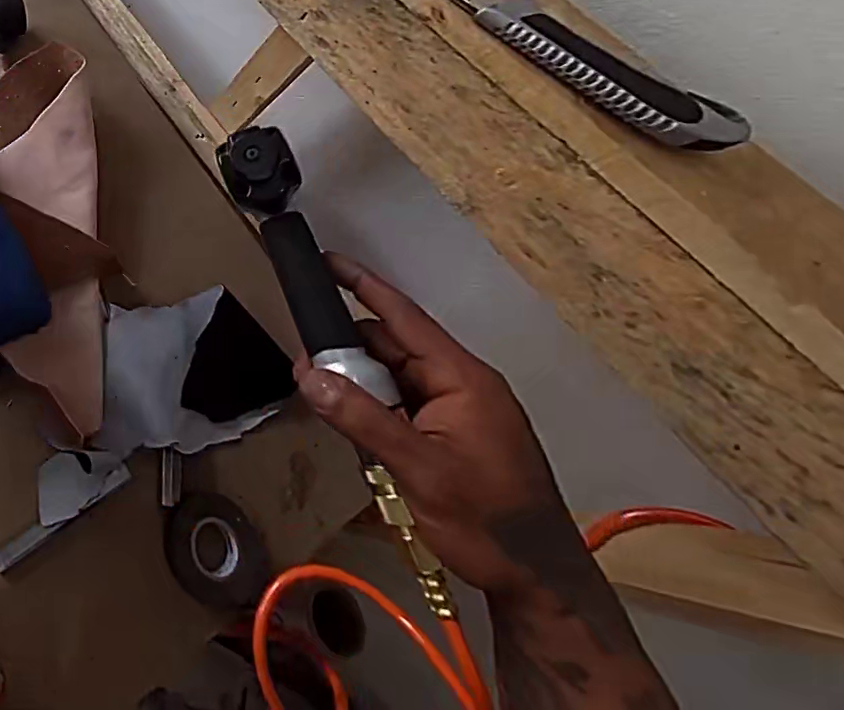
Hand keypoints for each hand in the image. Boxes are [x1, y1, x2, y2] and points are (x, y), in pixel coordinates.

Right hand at [295, 253, 585, 604]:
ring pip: (389, 376)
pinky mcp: (445, 433)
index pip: (404, 317)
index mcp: (462, 379)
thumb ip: (362, 419)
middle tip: (304, 360)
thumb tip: (309, 374)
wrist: (538, 583)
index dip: (364, 285)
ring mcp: (453, 410)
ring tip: (318, 391)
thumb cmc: (488, 521)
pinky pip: (397, 402)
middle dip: (345, 348)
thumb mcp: (420, 469)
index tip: (327, 261)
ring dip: (354, 381)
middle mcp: (458, 385)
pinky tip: (347, 417)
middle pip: (389, 347)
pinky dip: (368, 404)